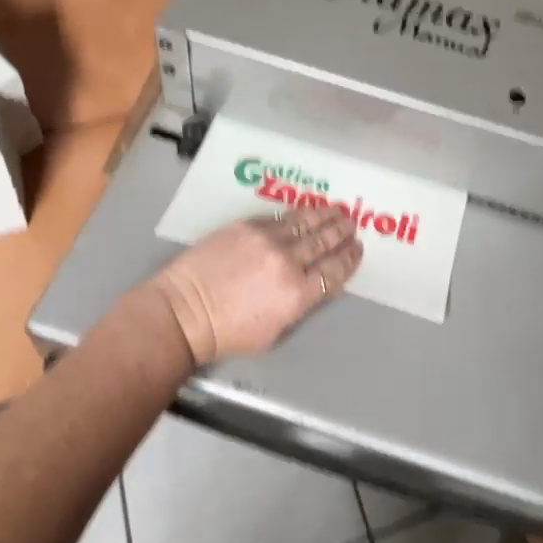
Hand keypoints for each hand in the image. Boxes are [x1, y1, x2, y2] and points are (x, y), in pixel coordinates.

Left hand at [145, 207, 364, 364]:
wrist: (185, 311)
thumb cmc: (227, 332)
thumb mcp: (274, 331)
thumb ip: (299, 305)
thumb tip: (313, 284)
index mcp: (297, 294)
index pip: (334, 271)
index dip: (349, 258)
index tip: (357, 249)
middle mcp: (288, 262)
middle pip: (324, 242)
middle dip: (341, 232)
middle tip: (351, 224)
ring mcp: (266, 240)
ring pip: (305, 222)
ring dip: (325, 215)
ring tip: (337, 210)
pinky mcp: (247, 226)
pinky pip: (279, 218)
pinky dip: (296, 215)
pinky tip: (303, 213)